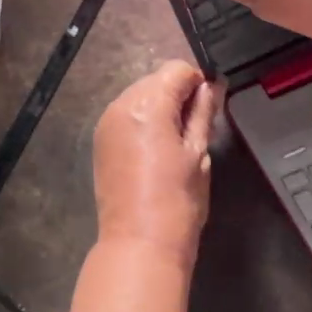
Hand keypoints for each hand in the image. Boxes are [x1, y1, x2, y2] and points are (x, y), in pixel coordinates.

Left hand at [92, 60, 218, 265]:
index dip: (197, 81)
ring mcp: (106, 119)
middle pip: (154, 80)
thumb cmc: (177, 201)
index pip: (175, 70)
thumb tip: (211, 86)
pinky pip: (125, 113)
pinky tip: (155, 148)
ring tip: (176, 141)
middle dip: (177, 94)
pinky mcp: (100, 136)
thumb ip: (203, 114)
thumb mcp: (198, 155)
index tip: (210, 102)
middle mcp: (121, 103)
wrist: (139, 241)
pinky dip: (141, 120)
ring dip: (158, 107)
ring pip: (138, 95)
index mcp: (147, 104)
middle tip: (196, 127)